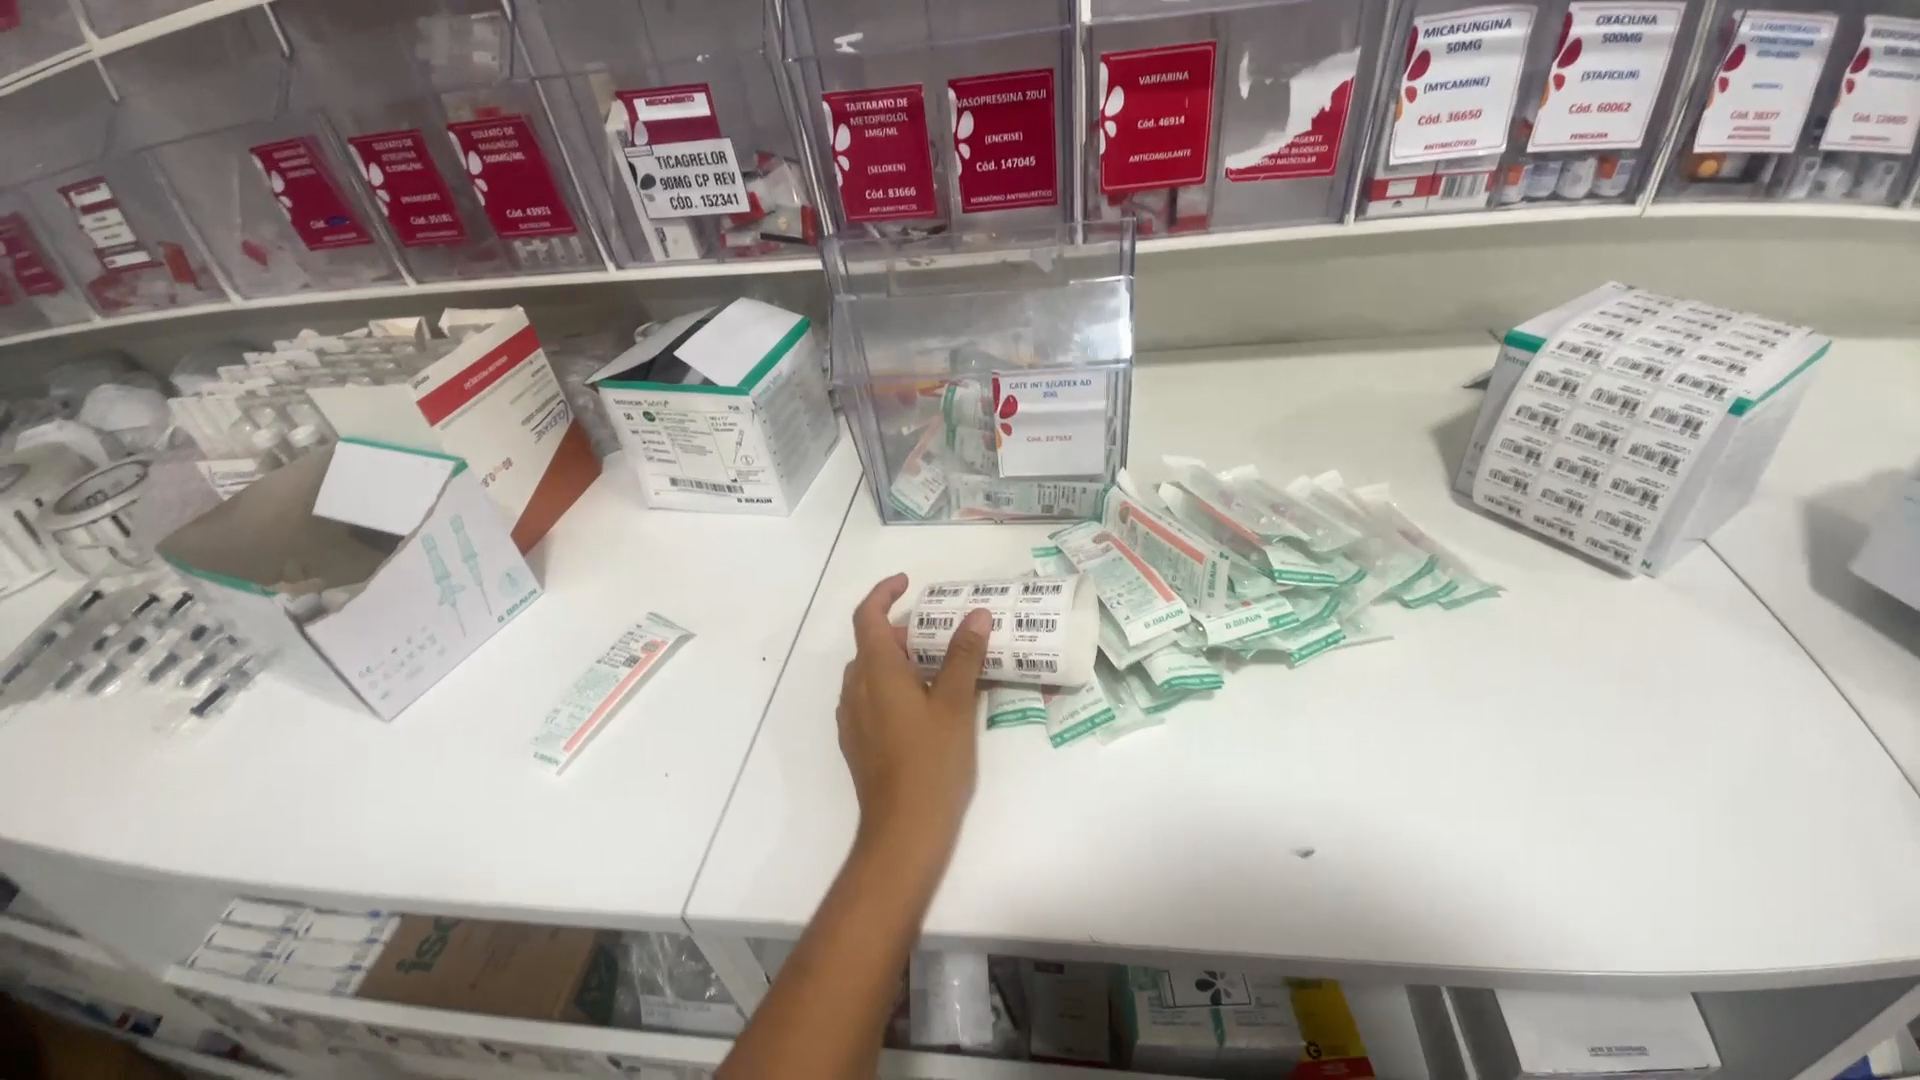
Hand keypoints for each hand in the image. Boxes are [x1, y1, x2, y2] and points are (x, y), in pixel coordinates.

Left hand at [838, 573, 990, 852]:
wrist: (903, 830)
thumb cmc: (932, 763)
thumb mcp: (955, 705)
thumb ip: (963, 656)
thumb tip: (975, 615)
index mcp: (875, 672)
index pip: (868, 616)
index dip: (884, 594)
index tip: (907, 583)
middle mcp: (855, 689)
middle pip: (873, 645)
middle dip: (905, 632)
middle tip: (944, 633)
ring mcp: (852, 719)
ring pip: (873, 674)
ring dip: (901, 661)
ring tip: (942, 668)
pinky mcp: (858, 743)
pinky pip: (873, 699)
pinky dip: (895, 687)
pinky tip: (927, 707)